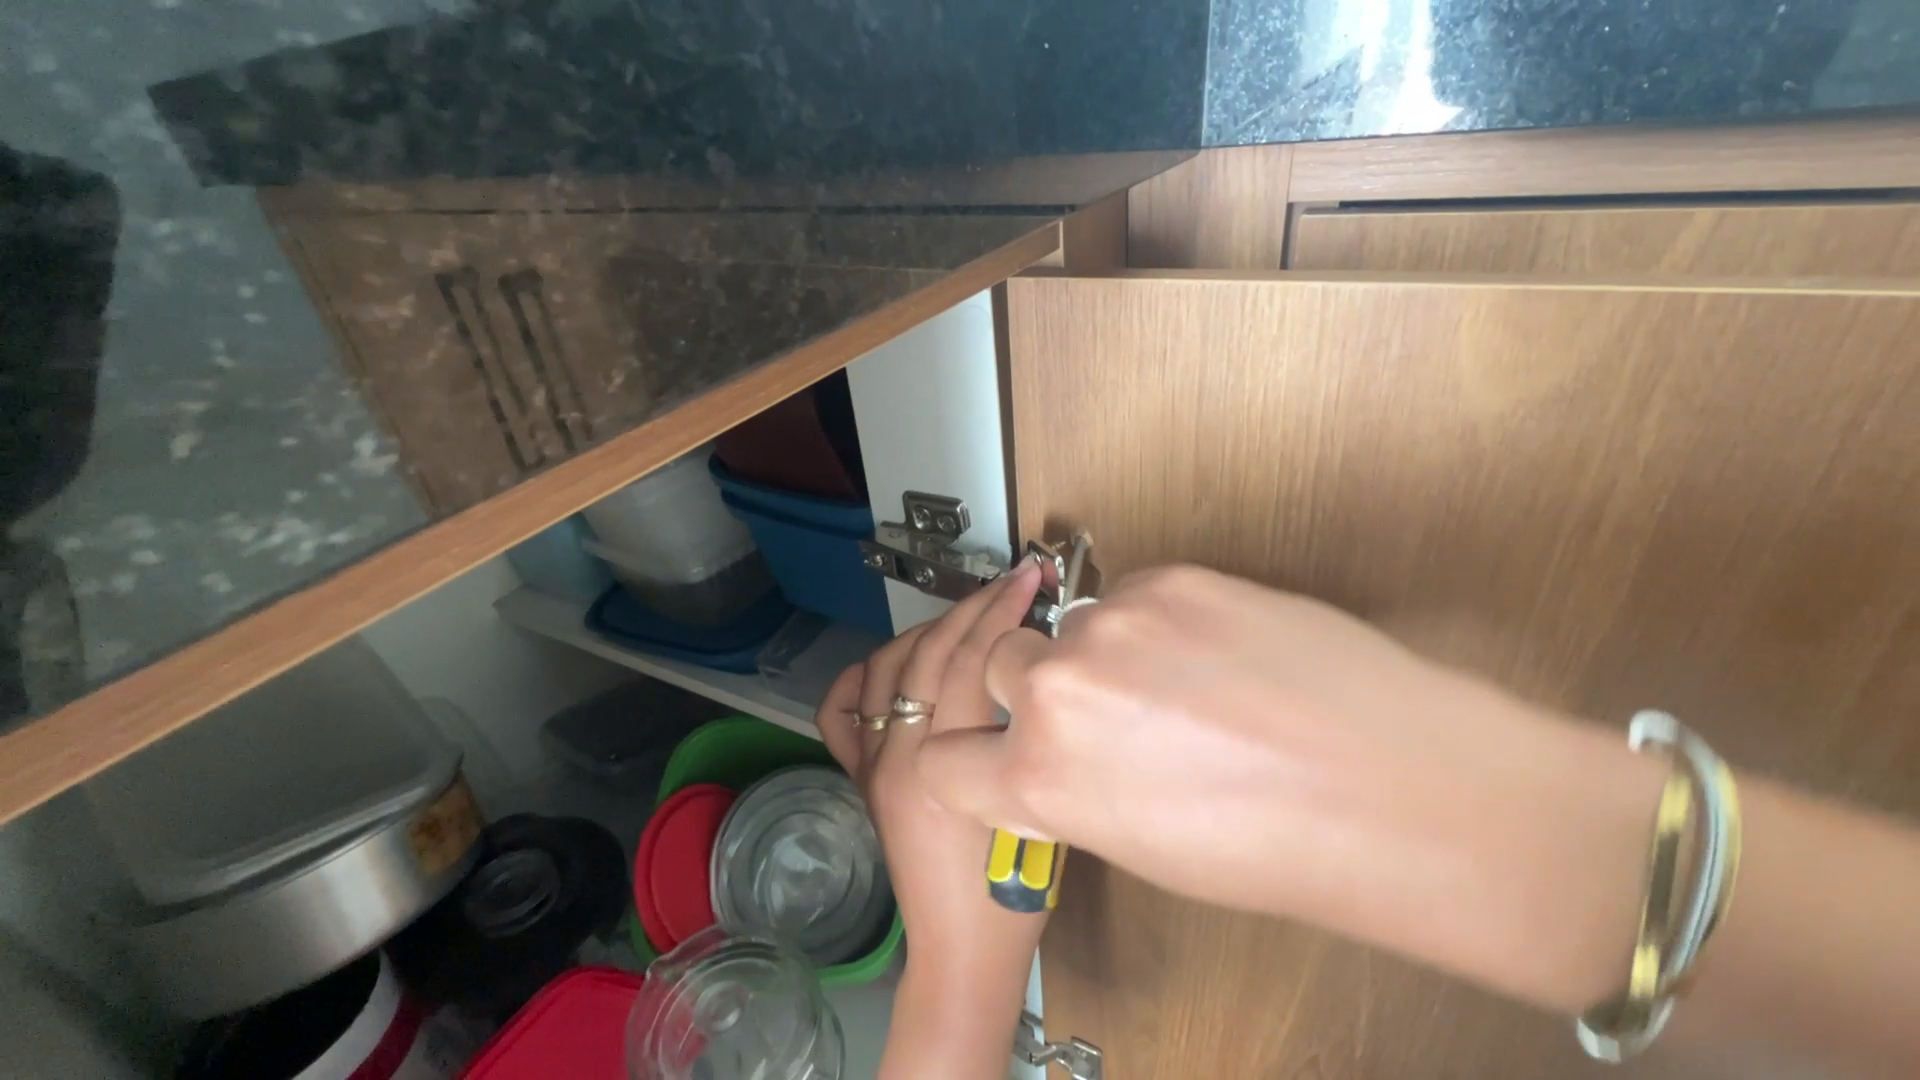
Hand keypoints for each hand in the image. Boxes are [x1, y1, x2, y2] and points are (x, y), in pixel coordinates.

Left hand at [815, 562, 1047, 1078]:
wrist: (961, 951)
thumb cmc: (1014, 894)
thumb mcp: (1039, 808)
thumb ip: (1025, 737)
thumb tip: (1030, 671)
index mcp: (944, 768)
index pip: (970, 662)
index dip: (1004, 611)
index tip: (1032, 580)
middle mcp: (896, 757)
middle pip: (932, 654)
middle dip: (976, 606)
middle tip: (1013, 582)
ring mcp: (871, 765)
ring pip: (889, 667)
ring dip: (932, 629)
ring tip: (971, 613)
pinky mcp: (860, 777)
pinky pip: (842, 711)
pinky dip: (864, 676)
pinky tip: (896, 661)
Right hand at [916, 564, 1668, 1013]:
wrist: (1398, 787)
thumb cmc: (1283, 845)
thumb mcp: (1141, 846)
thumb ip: (1071, 792)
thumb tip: (1053, 758)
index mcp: (1042, 778)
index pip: (948, 757)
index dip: (971, 755)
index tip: (991, 747)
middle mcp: (1060, 690)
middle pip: (1000, 664)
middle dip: (1034, 687)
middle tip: (1101, 709)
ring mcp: (1114, 625)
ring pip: (1067, 624)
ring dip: (1099, 649)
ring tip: (1174, 682)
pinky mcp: (1171, 579)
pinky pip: (1130, 594)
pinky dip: (1155, 620)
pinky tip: (1211, 654)